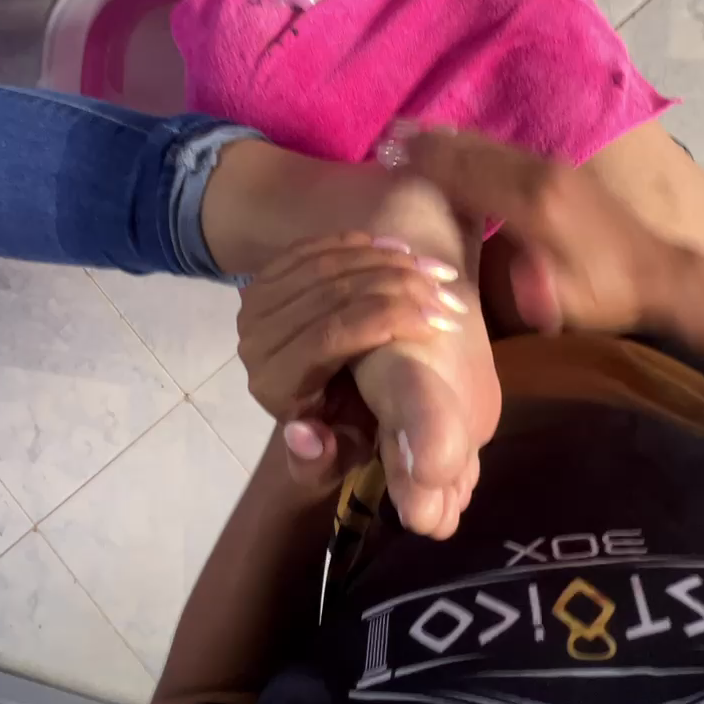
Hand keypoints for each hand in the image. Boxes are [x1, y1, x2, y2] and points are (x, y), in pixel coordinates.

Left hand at [237, 234, 480, 538]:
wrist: (308, 395)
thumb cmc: (337, 428)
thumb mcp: (337, 456)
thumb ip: (322, 458)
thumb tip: (304, 433)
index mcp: (272, 382)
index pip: (331, 335)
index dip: (389, 319)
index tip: (441, 319)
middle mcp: (255, 337)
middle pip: (332, 294)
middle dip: (398, 285)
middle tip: (448, 289)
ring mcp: (257, 301)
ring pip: (328, 264)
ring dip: (388, 261)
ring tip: (436, 270)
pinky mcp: (267, 275)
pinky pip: (317, 247)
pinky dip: (362, 245)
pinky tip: (401, 250)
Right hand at [390, 128, 693, 334]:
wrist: (659, 274)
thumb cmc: (605, 297)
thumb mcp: (568, 303)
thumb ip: (531, 288)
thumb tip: (497, 270)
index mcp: (535, 207)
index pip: (470, 178)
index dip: (430, 167)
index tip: (392, 158)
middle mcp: (540, 175)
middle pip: (475, 153)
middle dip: (431, 145)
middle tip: (389, 137)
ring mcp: (552, 167)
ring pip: (489, 145)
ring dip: (449, 138)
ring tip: (411, 131)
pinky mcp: (560, 168)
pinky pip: (504, 148)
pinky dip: (473, 142)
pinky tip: (456, 140)